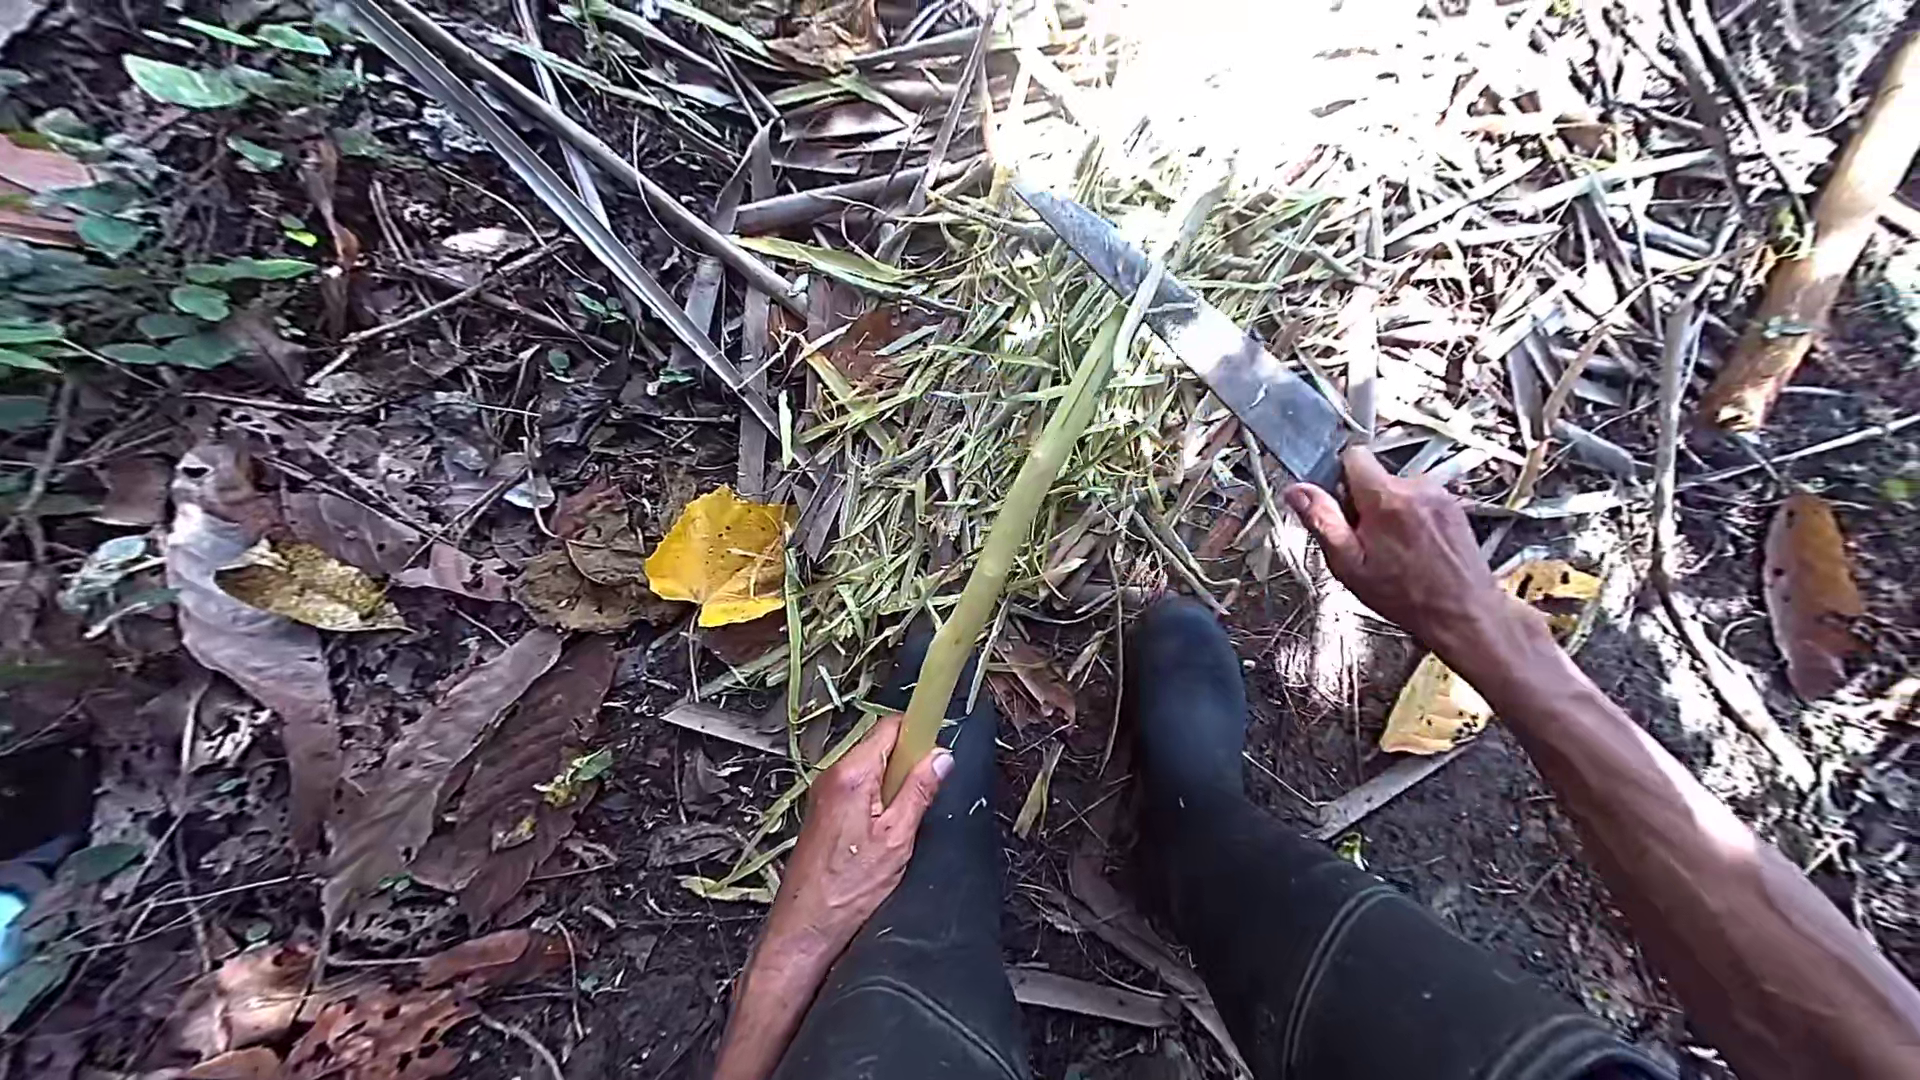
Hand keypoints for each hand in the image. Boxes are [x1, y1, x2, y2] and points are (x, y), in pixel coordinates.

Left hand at [760, 716, 950, 964]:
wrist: (804, 929)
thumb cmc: (844, 892)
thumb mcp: (897, 839)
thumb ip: (920, 791)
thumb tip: (941, 758)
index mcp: (852, 775)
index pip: (891, 726)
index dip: (919, 732)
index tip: (937, 746)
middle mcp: (833, 775)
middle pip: (880, 744)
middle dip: (907, 761)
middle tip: (921, 794)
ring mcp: (825, 790)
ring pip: (870, 765)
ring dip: (892, 781)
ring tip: (899, 820)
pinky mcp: (823, 807)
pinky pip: (857, 784)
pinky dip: (876, 796)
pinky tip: (880, 830)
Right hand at [1284, 446, 1542, 670]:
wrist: (1463, 612)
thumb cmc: (1405, 593)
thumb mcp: (1348, 562)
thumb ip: (1321, 520)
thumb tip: (1297, 491)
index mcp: (1386, 499)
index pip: (1353, 456)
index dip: (1337, 477)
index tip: (1336, 504)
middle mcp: (1417, 488)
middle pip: (1372, 476)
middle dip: (1359, 501)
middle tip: (1362, 539)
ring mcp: (1439, 496)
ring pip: (1393, 489)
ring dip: (1383, 511)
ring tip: (1387, 547)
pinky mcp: (1452, 507)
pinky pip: (1415, 500)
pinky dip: (1406, 517)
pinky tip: (1408, 547)